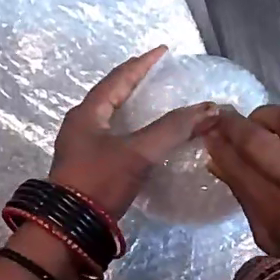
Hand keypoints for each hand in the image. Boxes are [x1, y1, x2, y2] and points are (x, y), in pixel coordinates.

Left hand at [48, 46, 220, 218]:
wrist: (70, 228)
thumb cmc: (100, 182)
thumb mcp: (138, 153)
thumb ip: (172, 129)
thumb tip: (209, 109)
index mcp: (87, 113)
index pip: (118, 78)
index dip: (142, 64)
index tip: (162, 51)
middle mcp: (80, 126)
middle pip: (110, 96)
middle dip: (134, 83)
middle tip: (156, 74)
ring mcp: (80, 148)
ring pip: (110, 119)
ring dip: (131, 108)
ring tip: (151, 102)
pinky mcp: (86, 169)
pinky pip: (111, 139)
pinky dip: (130, 131)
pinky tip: (142, 139)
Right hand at [201, 104, 279, 268]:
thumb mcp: (268, 236)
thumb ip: (243, 196)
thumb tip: (216, 159)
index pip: (241, 170)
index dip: (219, 148)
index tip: (206, 133)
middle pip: (260, 141)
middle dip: (233, 126)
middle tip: (220, 118)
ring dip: (266, 117)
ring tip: (257, 123)